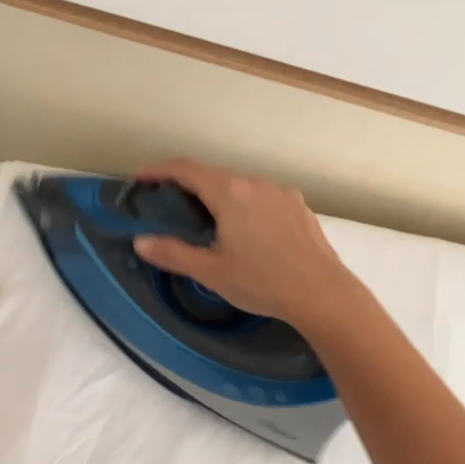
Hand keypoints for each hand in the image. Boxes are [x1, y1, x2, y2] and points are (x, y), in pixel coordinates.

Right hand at [131, 158, 360, 328]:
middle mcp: (256, 184)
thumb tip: (141, 241)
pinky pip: (263, 199)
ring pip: (241, 187)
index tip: (142, 178)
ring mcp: (282, 194)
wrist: (322, 294)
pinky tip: (247, 234)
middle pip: (214, 176)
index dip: (160, 170)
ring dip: (219, 198)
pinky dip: (245, 207)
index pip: (187, 169)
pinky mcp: (299, 208)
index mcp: (230, 193)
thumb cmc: (262, 282)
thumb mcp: (210, 272)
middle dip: (189, 187)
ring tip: (210, 223)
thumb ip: (173, 253)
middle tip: (172, 207)